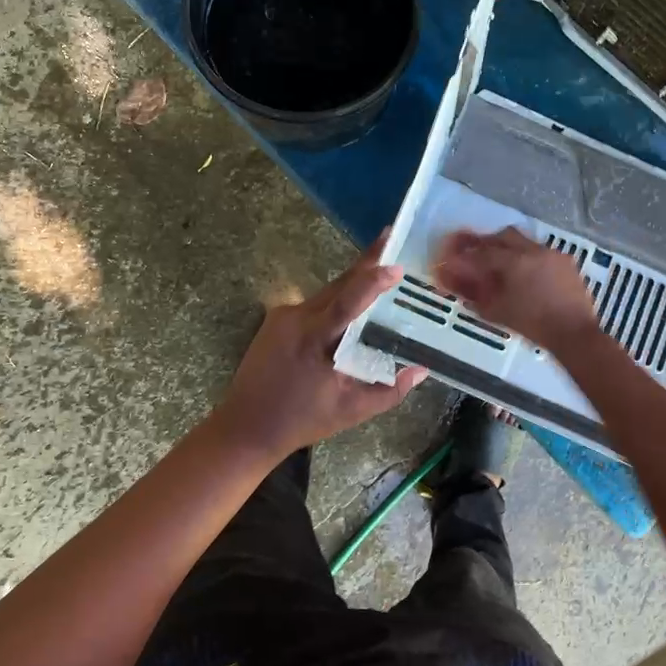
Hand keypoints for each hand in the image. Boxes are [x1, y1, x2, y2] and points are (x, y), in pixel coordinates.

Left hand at [215, 234, 427, 458]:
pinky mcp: (275, 321)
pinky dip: (334, 303)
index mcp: (314, 339)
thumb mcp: (350, 412)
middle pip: (339, 285)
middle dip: (367, 263)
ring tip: (380, 269)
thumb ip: (389, 391)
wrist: (244, 428)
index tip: (395, 265)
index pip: (348, 301)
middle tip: (391, 237)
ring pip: (326, 294)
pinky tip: (350, 308)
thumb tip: (422, 370)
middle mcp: (297, 318)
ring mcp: (282, 316)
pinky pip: (313, 306)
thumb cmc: (301, 420)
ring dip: (352, 284)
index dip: (372, 281)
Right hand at [433, 228, 600, 354]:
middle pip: (506, 235)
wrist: (574, 332)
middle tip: (482, 254)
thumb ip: (478, 297)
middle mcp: (534, 250)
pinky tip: (530, 275)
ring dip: (512, 249)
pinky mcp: (567, 262)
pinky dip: (531, 258)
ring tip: (507, 266)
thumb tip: (465, 289)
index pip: (485, 253)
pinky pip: (543, 252)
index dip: (469, 256)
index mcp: (515, 261)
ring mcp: (553, 254)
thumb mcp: (499, 313)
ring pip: (526, 241)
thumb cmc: (534, 324)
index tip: (459, 259)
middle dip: (491, 242)